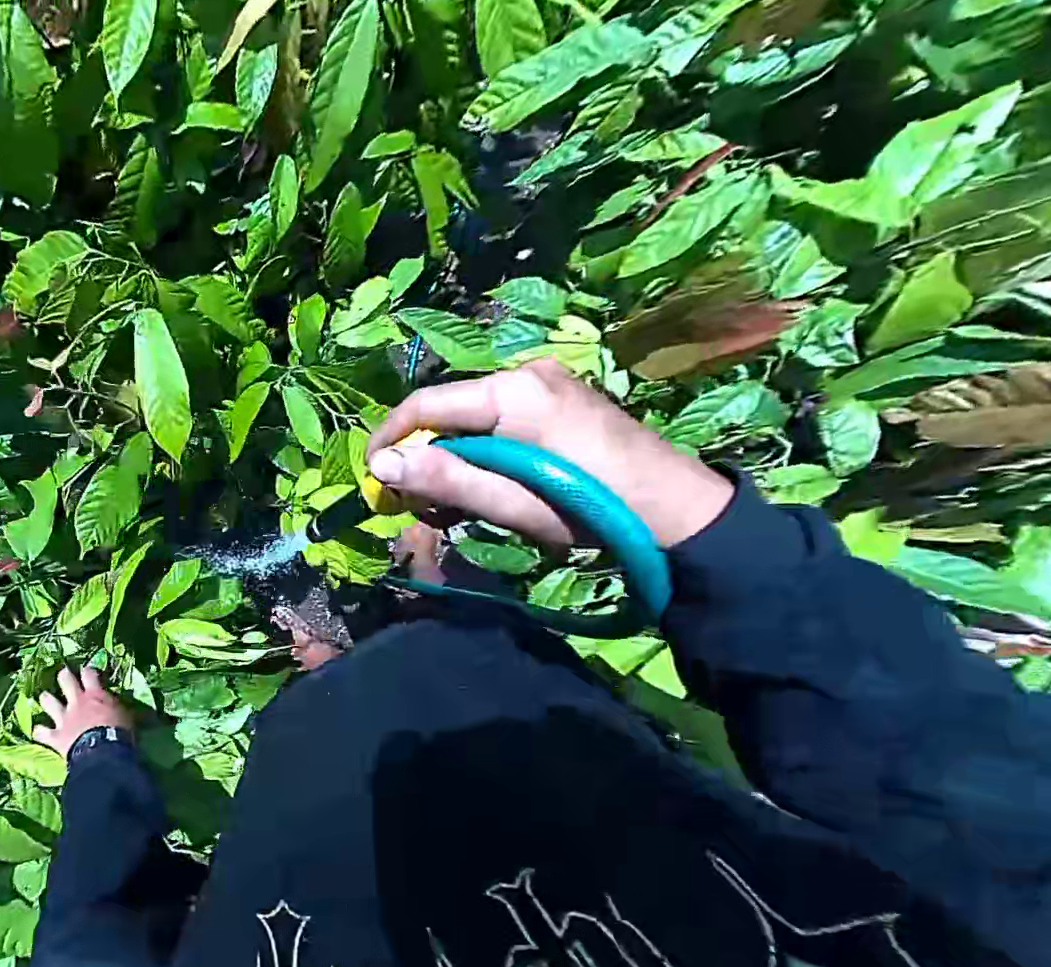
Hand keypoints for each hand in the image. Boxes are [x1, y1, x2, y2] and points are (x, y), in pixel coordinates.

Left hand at [32, 665, 132, 757]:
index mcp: (95, 695)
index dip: (88, 670)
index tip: (89, 670)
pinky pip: (42, 732)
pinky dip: (40, 731)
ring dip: (46, 699)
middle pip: (66, 680)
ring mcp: (63, 718)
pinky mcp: (56, 736)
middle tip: (64, 674)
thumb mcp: (127, 717)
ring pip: (48, 701)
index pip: (90, 673)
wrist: (102, 752)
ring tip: (45, 698)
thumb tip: (137, 708)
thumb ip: (123, 709)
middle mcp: (77, 702)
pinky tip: (38, 731)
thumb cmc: (119, 732)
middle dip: (64, 676)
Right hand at [365, 361, 734, 548]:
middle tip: (414, 501)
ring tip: (451, 502)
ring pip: (468, 415)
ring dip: (449, 456)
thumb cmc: (590, 509)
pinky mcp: (556, 395)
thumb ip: (444, 478)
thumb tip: (380, 464)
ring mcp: (544, 380)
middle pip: (445, 409)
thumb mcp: (510, 503)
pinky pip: (495, 417)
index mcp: (512, 392)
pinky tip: (485, 482)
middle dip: (420, 454)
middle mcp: (524, 372)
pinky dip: (477, 449)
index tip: (372, 478)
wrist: (678, 510)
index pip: (424, 404)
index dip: (388, 439)